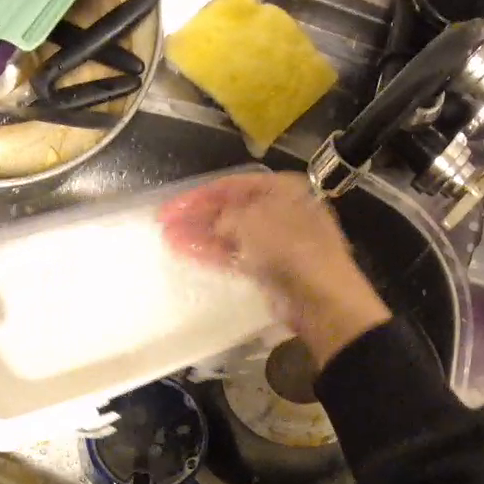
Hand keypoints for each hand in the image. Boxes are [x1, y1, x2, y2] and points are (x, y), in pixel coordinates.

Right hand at [159, 171, 391, 367]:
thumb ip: (224, 217)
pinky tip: (189, 254)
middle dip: (196, 217)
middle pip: (229, 210)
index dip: (197, 196)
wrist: (320, 298)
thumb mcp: (252, 222)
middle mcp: (279, 211)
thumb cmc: (290, 248)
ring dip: (199, 237)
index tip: (169, 208)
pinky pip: (235, 257)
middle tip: (164, 226)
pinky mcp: (268, 270)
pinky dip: (212, 255)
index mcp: (281, 189)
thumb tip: (210, 223)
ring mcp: (274, 242)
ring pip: (229, 235)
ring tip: (169, 241)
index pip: (231, 185)